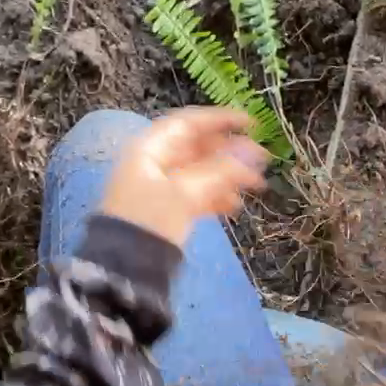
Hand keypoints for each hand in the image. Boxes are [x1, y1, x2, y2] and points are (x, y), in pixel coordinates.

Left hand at [97, 108, 269, 247]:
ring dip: (228, 176)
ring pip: (200, 172)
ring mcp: (160, 187)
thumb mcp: (186, 192)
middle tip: (261, 159)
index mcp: (151, 148)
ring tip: (256, 185)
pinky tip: (234, 206)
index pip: (189, 123)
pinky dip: (215, 197)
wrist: (124, 265)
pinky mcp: (166, 210)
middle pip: (197, 148)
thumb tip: (252, 153)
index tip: (251, 124)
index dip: (220, 120)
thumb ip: (221, 170)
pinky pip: (195, 194)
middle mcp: (154, 162)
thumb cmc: (150, 219)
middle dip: (230, 152)